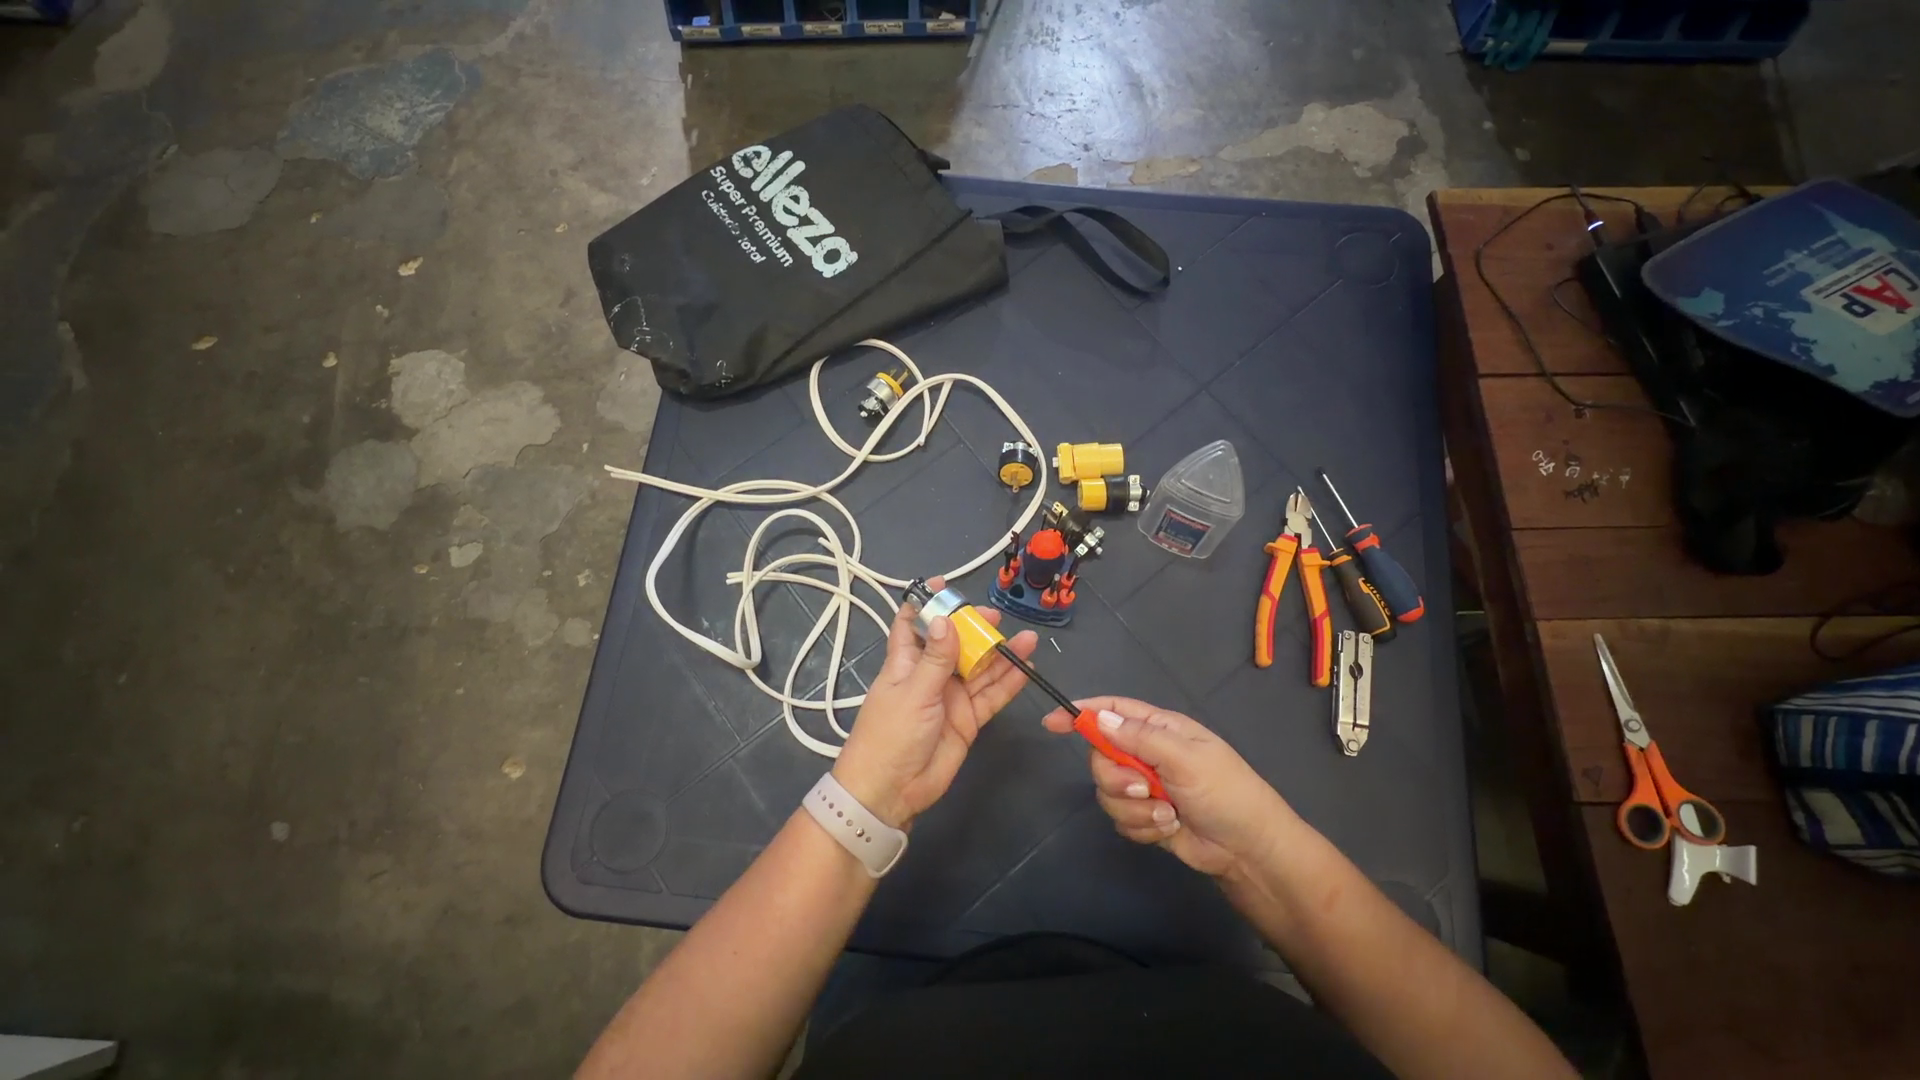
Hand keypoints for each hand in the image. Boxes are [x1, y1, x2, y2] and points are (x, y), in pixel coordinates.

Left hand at [832, 578, 1037, 829]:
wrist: (890, 792)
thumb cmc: (891, 736)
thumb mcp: (913, 693)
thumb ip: (936, 659)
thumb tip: (946, 619)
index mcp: (905, 663)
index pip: (913, 625)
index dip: (926, 604)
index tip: (944, 585)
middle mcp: (929, 676)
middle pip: (955, 644)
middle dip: (974, 628)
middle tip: (995, 617)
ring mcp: (950, 698)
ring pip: (979, 669)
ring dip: (1000, 654)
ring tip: (1026, 638)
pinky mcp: (968, 720)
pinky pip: (991, 696)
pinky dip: (1009, 682)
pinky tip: (1027, 667)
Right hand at [1041, 698, 1295, 877]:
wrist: (1247, 849)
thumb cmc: (1225, 792)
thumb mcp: (1185, 757)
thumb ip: (1138, 738)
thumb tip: (1097, 716)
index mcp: (1159, 729)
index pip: (1112, 711)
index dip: (1081, 713)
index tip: (1053, 724)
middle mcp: (1147, 754)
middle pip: (1101, 756)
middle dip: (1116, 778)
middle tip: (1143, 789)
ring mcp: (1145, 787)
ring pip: (1107, 792)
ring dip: (1134, 809)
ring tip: (1167, 815)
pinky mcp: (1144, 818)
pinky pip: (1120, 819)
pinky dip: (1141, 827)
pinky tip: (1168, 829)